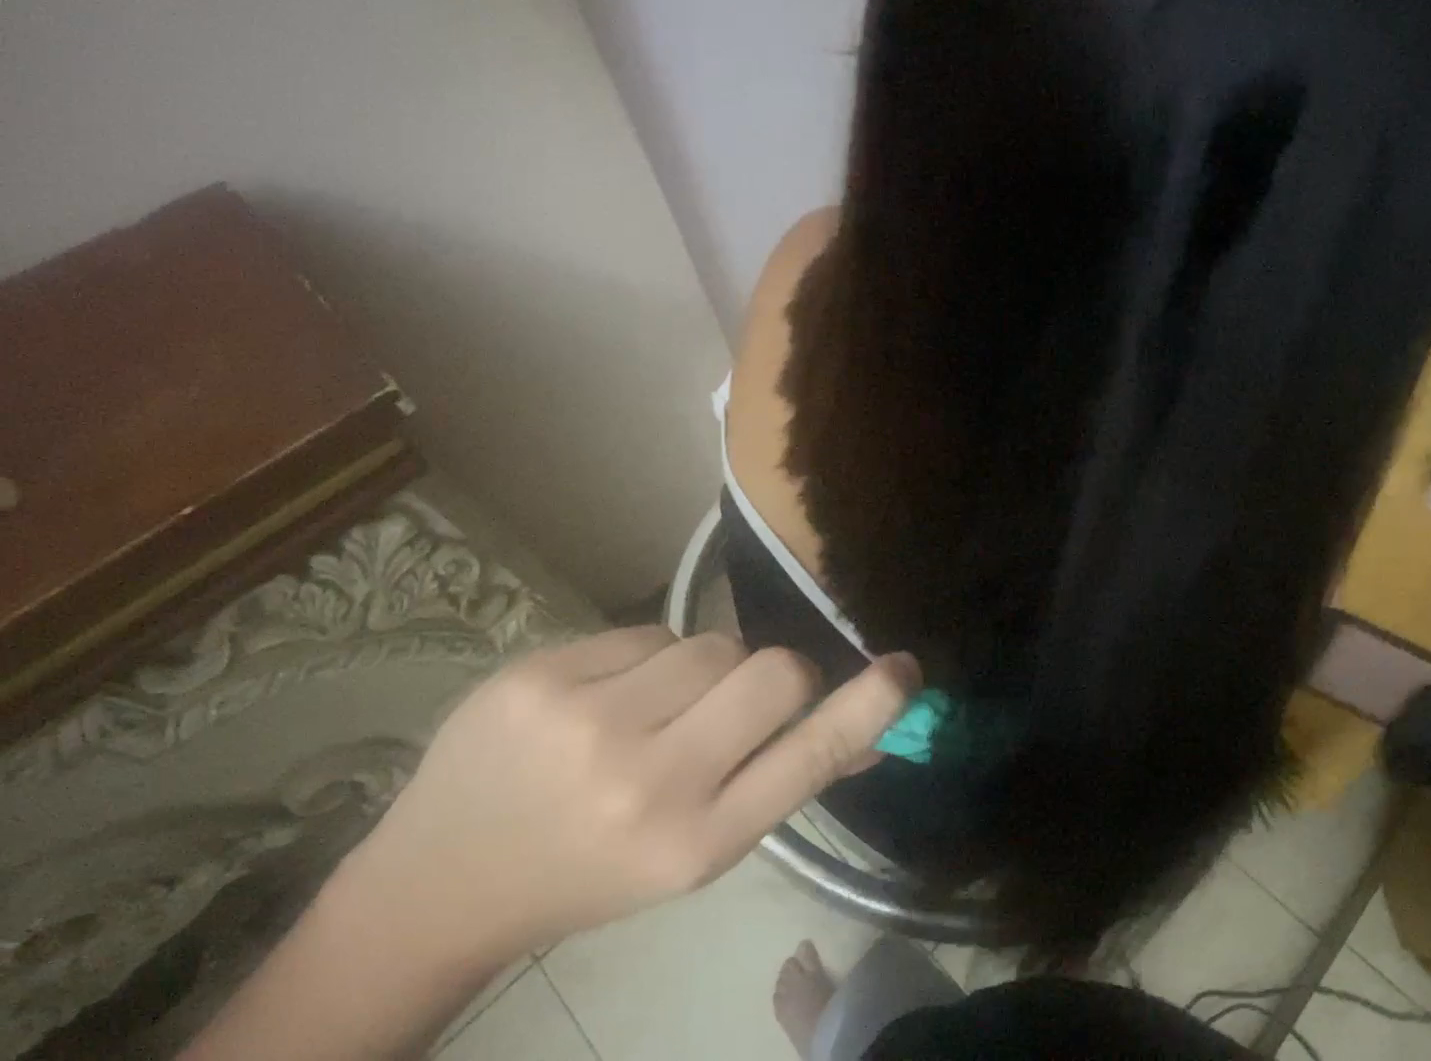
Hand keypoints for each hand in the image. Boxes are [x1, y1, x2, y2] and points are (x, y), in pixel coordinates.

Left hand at [333, 627, 916, 965]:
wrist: (441, 883)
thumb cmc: (591, 875)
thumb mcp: (694, 856)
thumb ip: (777, 787)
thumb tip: (867, 735)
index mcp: (695, 843)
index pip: (808, 758)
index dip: (867, 708)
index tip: (904, 670)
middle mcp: (648, 780)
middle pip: (771, 671)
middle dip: (776, 675)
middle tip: (743, 699)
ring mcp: (586, 720)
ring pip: (709, 644)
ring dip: (705, 669)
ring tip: (656, 709)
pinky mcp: (538, 675)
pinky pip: (645, 633)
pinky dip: (646, 660)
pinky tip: (603, 699)